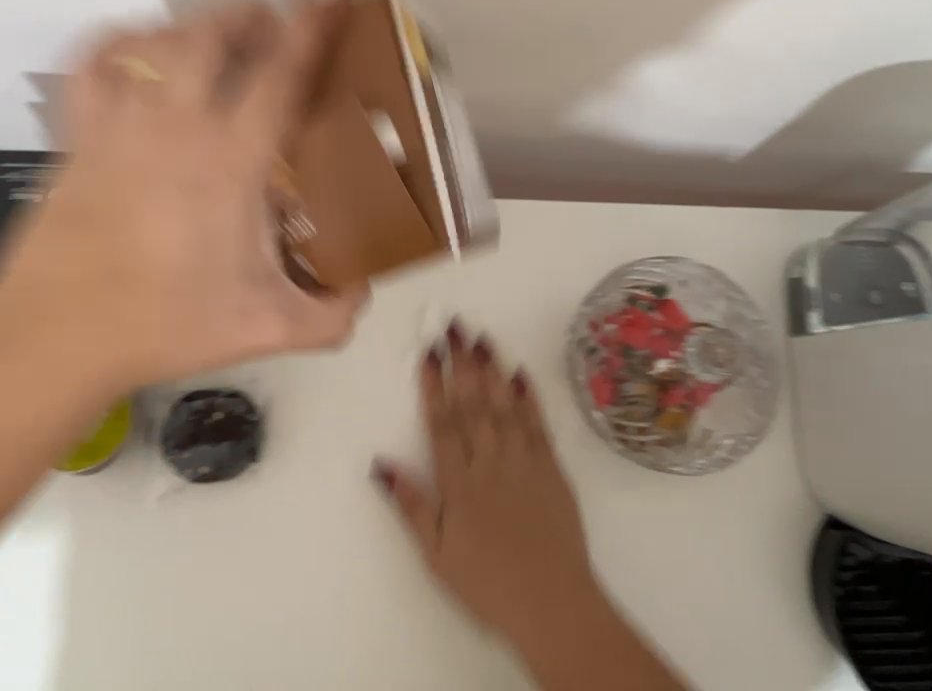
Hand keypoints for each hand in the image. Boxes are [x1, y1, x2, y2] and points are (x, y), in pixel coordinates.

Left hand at [0, 0, 368, 398]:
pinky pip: (93, 64)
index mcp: (231, 158)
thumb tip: (363, 293)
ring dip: (194, 26)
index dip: (312, 26)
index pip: (281, 72)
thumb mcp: (268, 328)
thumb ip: (331, 314)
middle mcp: (175, 123)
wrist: (57, 335)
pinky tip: (138, 55)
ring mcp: (118, 123)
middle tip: (273, 25)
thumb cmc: (166, 324)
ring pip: (156, 40)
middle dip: (249, 15)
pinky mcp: (77, 136)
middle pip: (212, 33)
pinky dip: (118, 45)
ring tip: (215, 39)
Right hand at [374, 320, 607, 649]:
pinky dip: (528, 397)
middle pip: (473, 405)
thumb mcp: (436, 554)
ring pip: (505, 407)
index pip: (442, 424)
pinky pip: (537, 425)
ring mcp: (524, 462)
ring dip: (492, 370)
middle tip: (455, 327)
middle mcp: (490, 463)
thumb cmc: (487, 583)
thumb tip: (379, 463)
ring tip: (482, 338)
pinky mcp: (552, 469)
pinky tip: (519, 374)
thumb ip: (409, 505)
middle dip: (462, 364)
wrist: (553, 603)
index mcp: (459, 484)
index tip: (429, 353)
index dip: (434, 387)